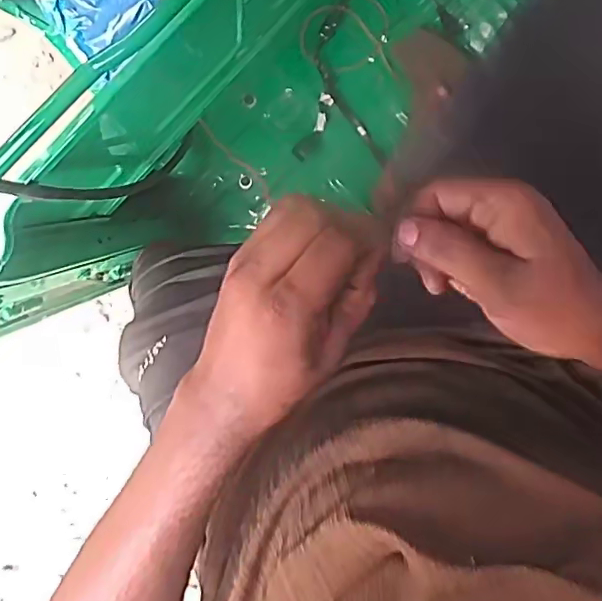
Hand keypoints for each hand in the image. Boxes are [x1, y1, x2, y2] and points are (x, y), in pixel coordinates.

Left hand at [181, 196, 382, 438]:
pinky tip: (311, 241)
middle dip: (347, 221)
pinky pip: (274, 217)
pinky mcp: (236, 254)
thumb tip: (372, 256)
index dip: (366, 236)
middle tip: (360, 243)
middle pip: (313, 214)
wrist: (222, 394)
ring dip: (323, 214)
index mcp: (288, 305)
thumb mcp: (333, 351)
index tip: (379, 247)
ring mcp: (243, 259)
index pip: (336, 241)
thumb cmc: (282, 385)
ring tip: (335, 240)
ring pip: (292, 206)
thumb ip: (356, 299)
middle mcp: (261, 272)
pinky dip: (301, 219)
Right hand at [394, 178, 601, 361]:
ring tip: (444, 290)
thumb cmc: (552, 310)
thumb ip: (448, 251)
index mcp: (503, 201)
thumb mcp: (495, 285)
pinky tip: (462, 287)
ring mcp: (507, 218)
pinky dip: (457, 261)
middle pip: (442, 207)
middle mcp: (503, 199)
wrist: (601, 332)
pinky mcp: (509, 236)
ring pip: (451, 225)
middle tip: (432, 285)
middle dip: (428, 243)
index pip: (437, 193)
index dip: (414, 223)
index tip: (406, 263)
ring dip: (440, 256)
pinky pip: (467, 238)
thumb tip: (404, 228)